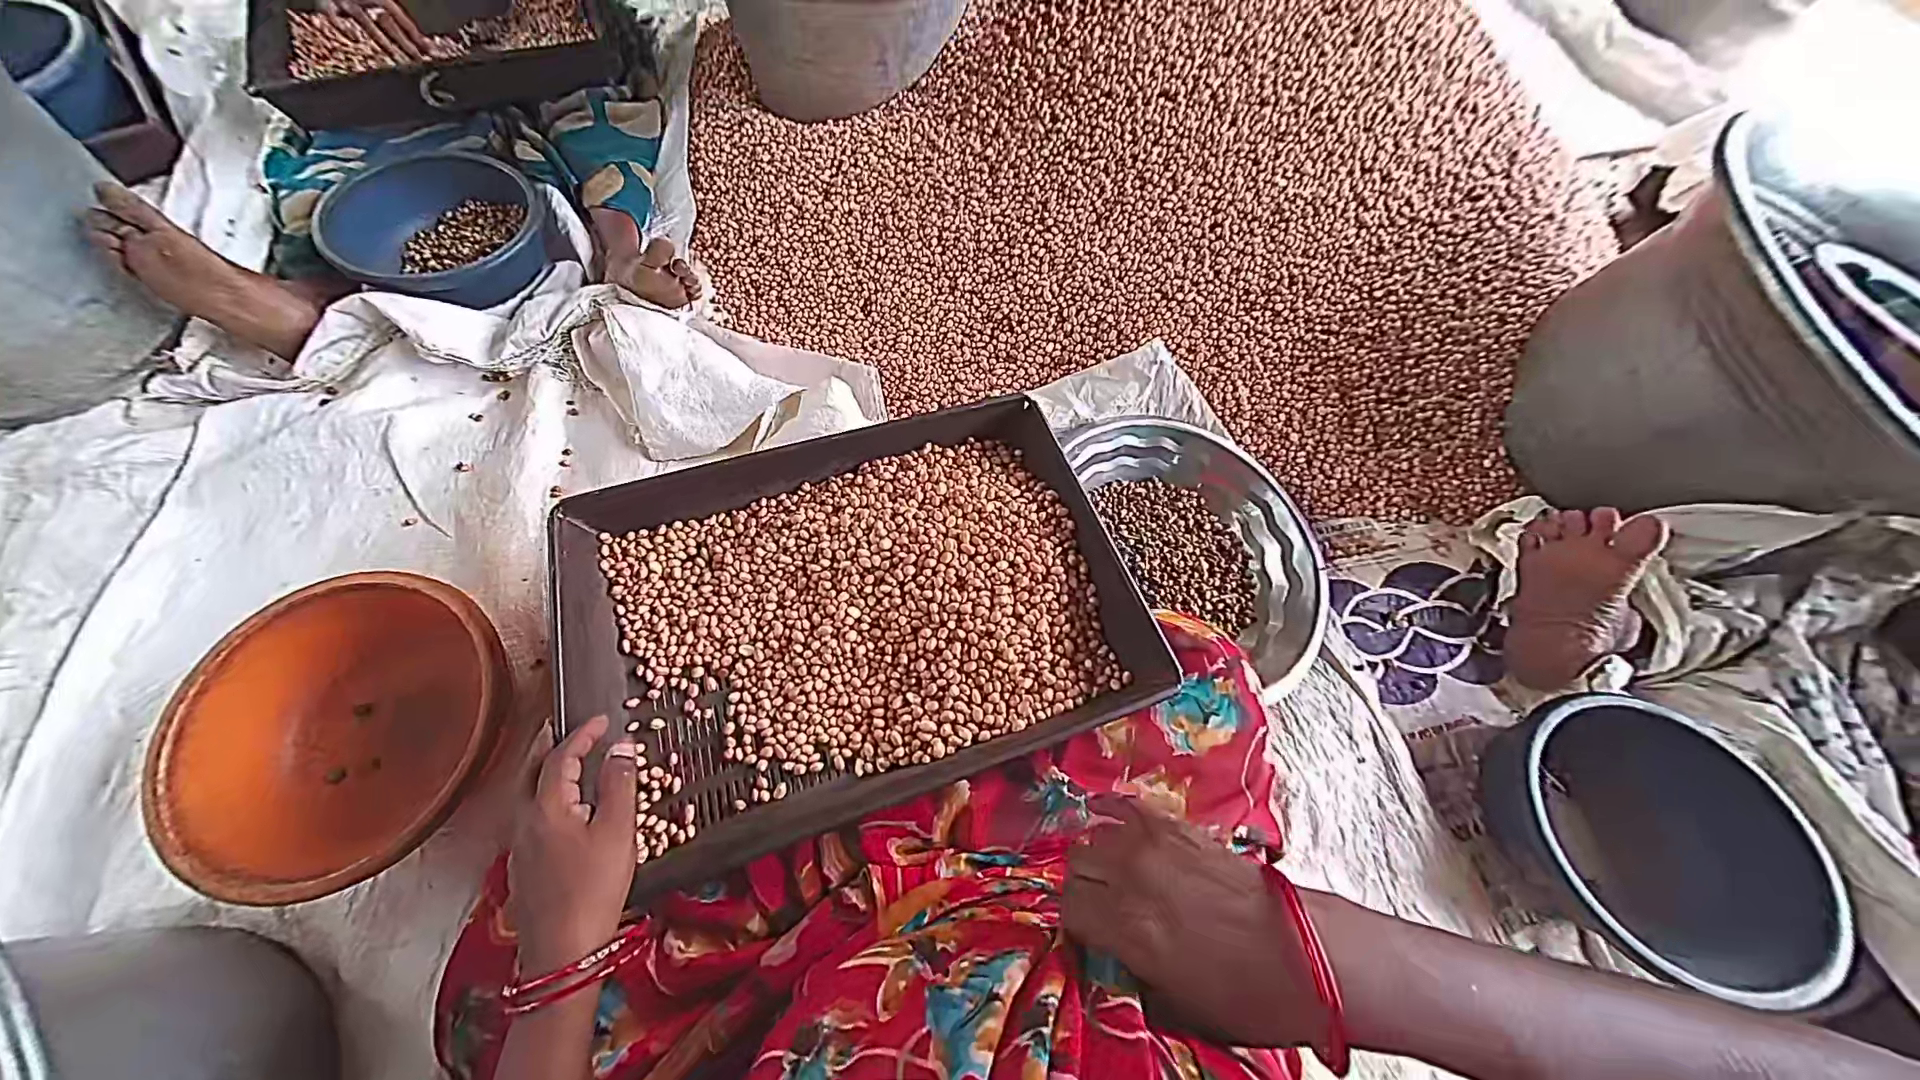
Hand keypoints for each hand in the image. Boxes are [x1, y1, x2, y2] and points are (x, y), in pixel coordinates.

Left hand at [506, 715, 636, 976]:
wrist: (563, 951)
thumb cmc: (594, 886)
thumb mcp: (618, 829)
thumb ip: (620, 783)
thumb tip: (621, 747)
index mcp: (546, 808)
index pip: (560, 757)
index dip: (582, 734)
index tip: (602, 720)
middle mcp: (525, 822)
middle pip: (533, 772)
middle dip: (556, 747)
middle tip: (580, 733)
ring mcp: (521, 846)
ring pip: (532, 795)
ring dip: (553, 772)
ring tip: (578, 762)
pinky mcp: (526, 865)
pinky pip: (536, 815)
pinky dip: (553, 796)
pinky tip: (572, 807)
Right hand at [1062, 797, 1328, 1047]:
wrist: (1304, 957)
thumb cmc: (1244, 995)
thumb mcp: (1175, 1005)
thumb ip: (1127, 975)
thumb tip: (1102, 956)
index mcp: (1129, 928)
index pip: (1068, 908)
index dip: (1072, 921)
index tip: (1083, 929)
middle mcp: (1132, 878)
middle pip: (1075, 866)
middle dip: (1081, 886)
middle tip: (1097, 901)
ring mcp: (1153, 845)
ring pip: (1094, 836)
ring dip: (1096, 855)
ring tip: (1108, 870)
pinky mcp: (1175, 826)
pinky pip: (1126, 805)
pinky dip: (1111, 811)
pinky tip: (1106, 817)